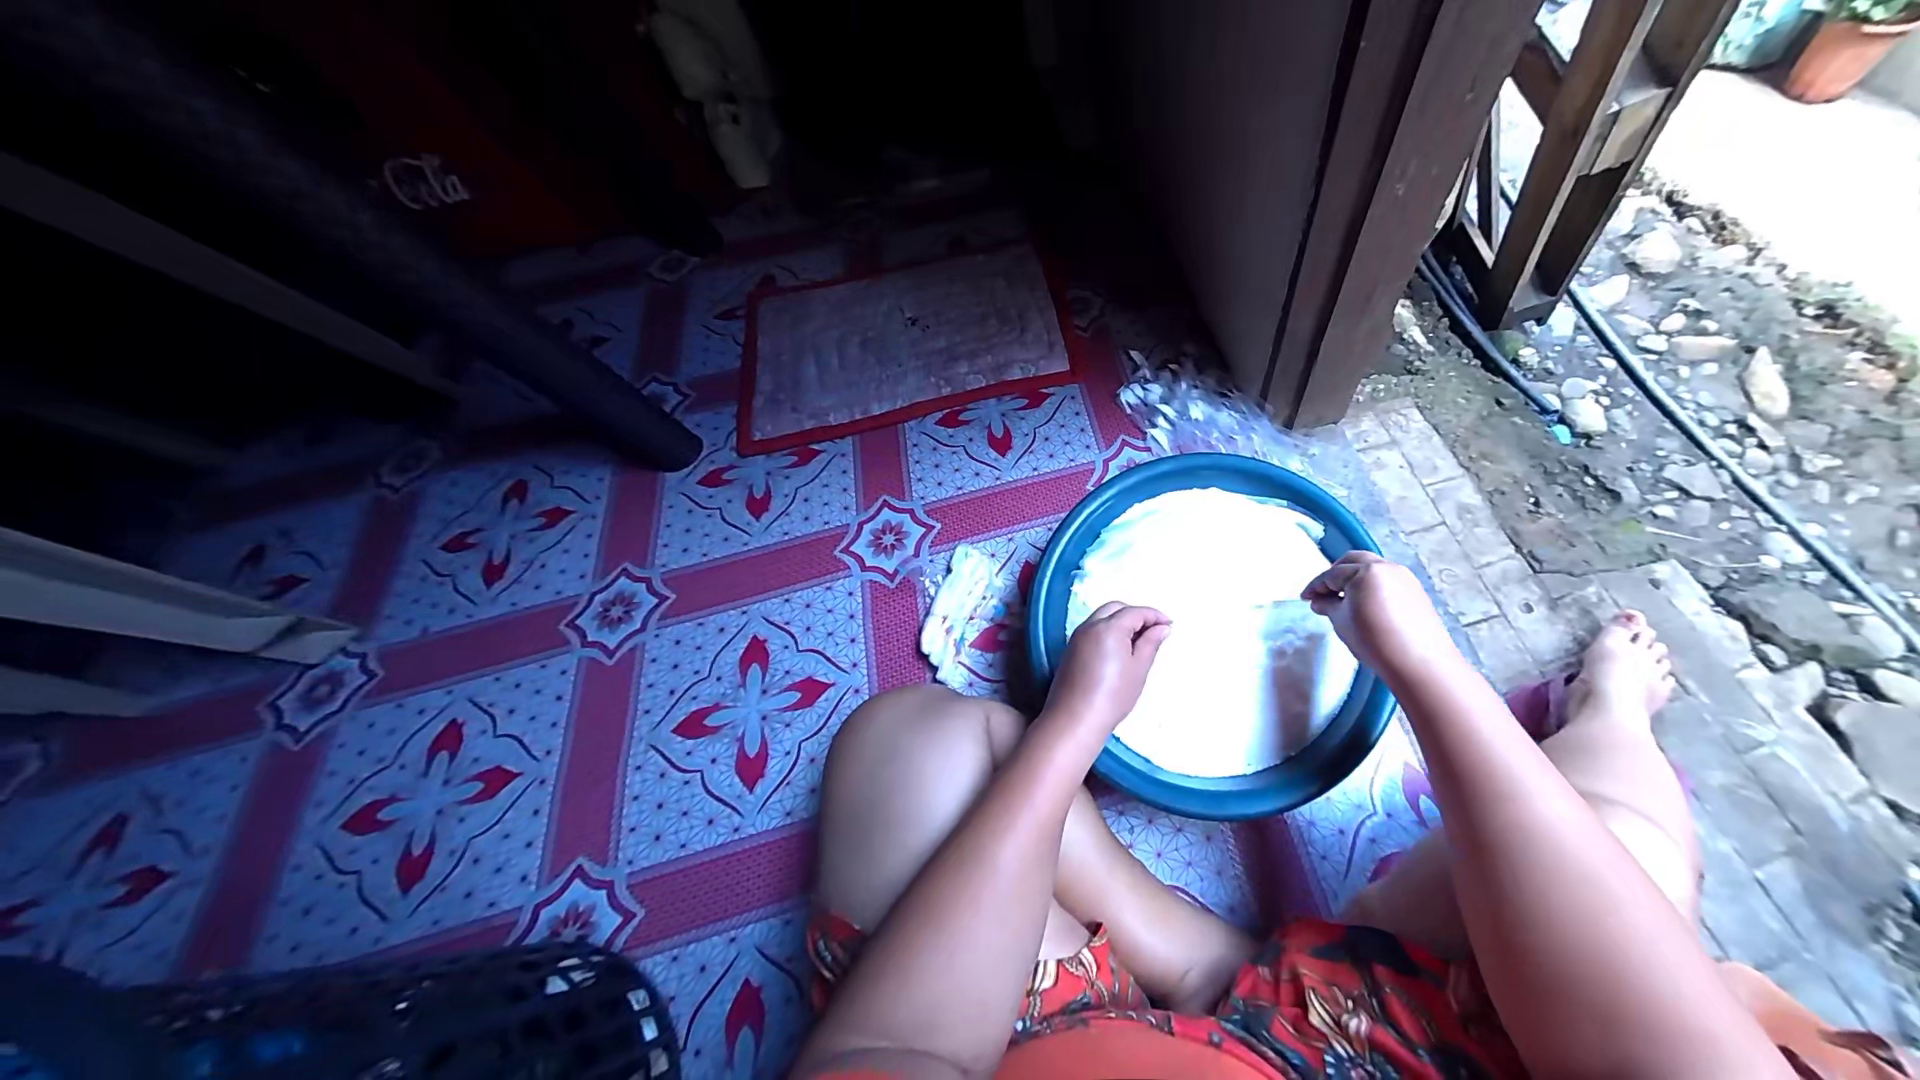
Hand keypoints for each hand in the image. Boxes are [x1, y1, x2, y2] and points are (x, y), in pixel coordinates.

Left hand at [1045, 602, 1171, 732]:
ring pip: (1101, 617)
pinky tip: (1119, 650)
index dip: (1154, 616)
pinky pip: (1092, 630)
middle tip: (1154, 631)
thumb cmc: (1113, 696)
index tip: (1169, 624)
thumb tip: (1162, 627)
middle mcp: (1089, 626)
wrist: (1075, 718)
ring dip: (1120, 622)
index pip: (1135, 612)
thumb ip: (1150, 643)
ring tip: (1139, 641)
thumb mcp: (1138, 669)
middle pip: (1115, 608)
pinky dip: (1108, 631)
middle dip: (1136, 614)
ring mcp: (1077, 637)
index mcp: (1108, 627)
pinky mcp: (1070, 649)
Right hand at [1300, 552, 1458, 678]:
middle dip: (1335, 574)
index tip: (1305, 598)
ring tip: (1343, 600)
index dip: (1315, 587)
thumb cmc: (1372, 639)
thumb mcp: (1340, 620)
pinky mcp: (1416, 591)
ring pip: (1372, 569)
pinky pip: (1386, 580)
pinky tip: (1364, 604)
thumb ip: (1327, 605)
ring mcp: (1404, 578)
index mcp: (1365, 571)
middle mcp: (1387, 567)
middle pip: (1354, 561)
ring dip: (1354, 579)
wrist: (1419, 663)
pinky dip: (1370, 586)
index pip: (1331, 574)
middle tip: (1324, 592)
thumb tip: (1320, 601)